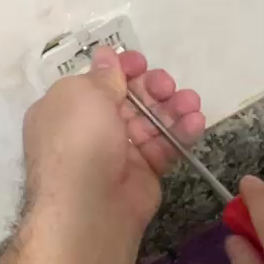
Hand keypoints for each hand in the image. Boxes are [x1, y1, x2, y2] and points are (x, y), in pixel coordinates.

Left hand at [23, 46, 204, 235]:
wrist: (89, 207)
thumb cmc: (79, 141)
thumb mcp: (85, 96)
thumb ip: (104, 76)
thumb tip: (107, 56)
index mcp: (67, 109)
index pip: (98, 82)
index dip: (121, 70)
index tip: (141, 63)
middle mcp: (91, 129)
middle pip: (129, 99)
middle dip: (151, 88)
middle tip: (167, 84)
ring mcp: (118, 152)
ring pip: (151, 122)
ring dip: (173, 108)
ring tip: (192, 102)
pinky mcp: (143, 173)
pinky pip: (164, 147)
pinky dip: (181, 133)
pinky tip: (196, 122)